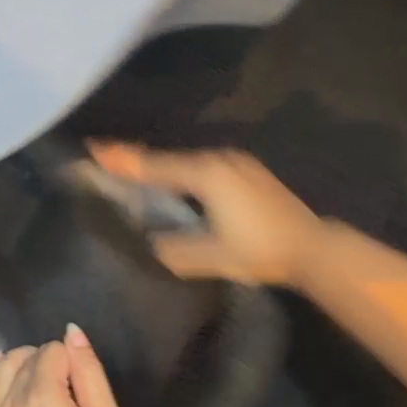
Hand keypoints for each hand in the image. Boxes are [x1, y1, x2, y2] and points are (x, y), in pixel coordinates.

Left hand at [0, 324, 124, 406]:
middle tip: (68, 384)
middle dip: (47, 360)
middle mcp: (12, 402)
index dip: (71, 360)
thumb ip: (89, 371)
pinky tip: (4, 371)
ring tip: (41, 376)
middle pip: (26, 358)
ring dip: (20, 363)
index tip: (82, 383)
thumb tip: (72, 332)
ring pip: (1, 369)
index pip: (52, 351)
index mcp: (43, 397)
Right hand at [90, 142, 323, 286]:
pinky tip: (174, 183)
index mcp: (207, 176)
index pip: (156, 167)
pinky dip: (181, 173)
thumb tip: (150, 244)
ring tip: (133, 171)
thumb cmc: (261, 251)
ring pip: (187, 164)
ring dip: (160, 168)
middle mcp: (220, 161)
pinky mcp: (248, 174)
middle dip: (138, 161)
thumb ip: (175, 250)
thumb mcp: (211, 256)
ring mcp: (237, 165)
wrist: (312, 248)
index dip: (124, 161)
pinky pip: (203, 168)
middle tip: (106, 159)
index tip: (94, 150)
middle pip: (169, 160)